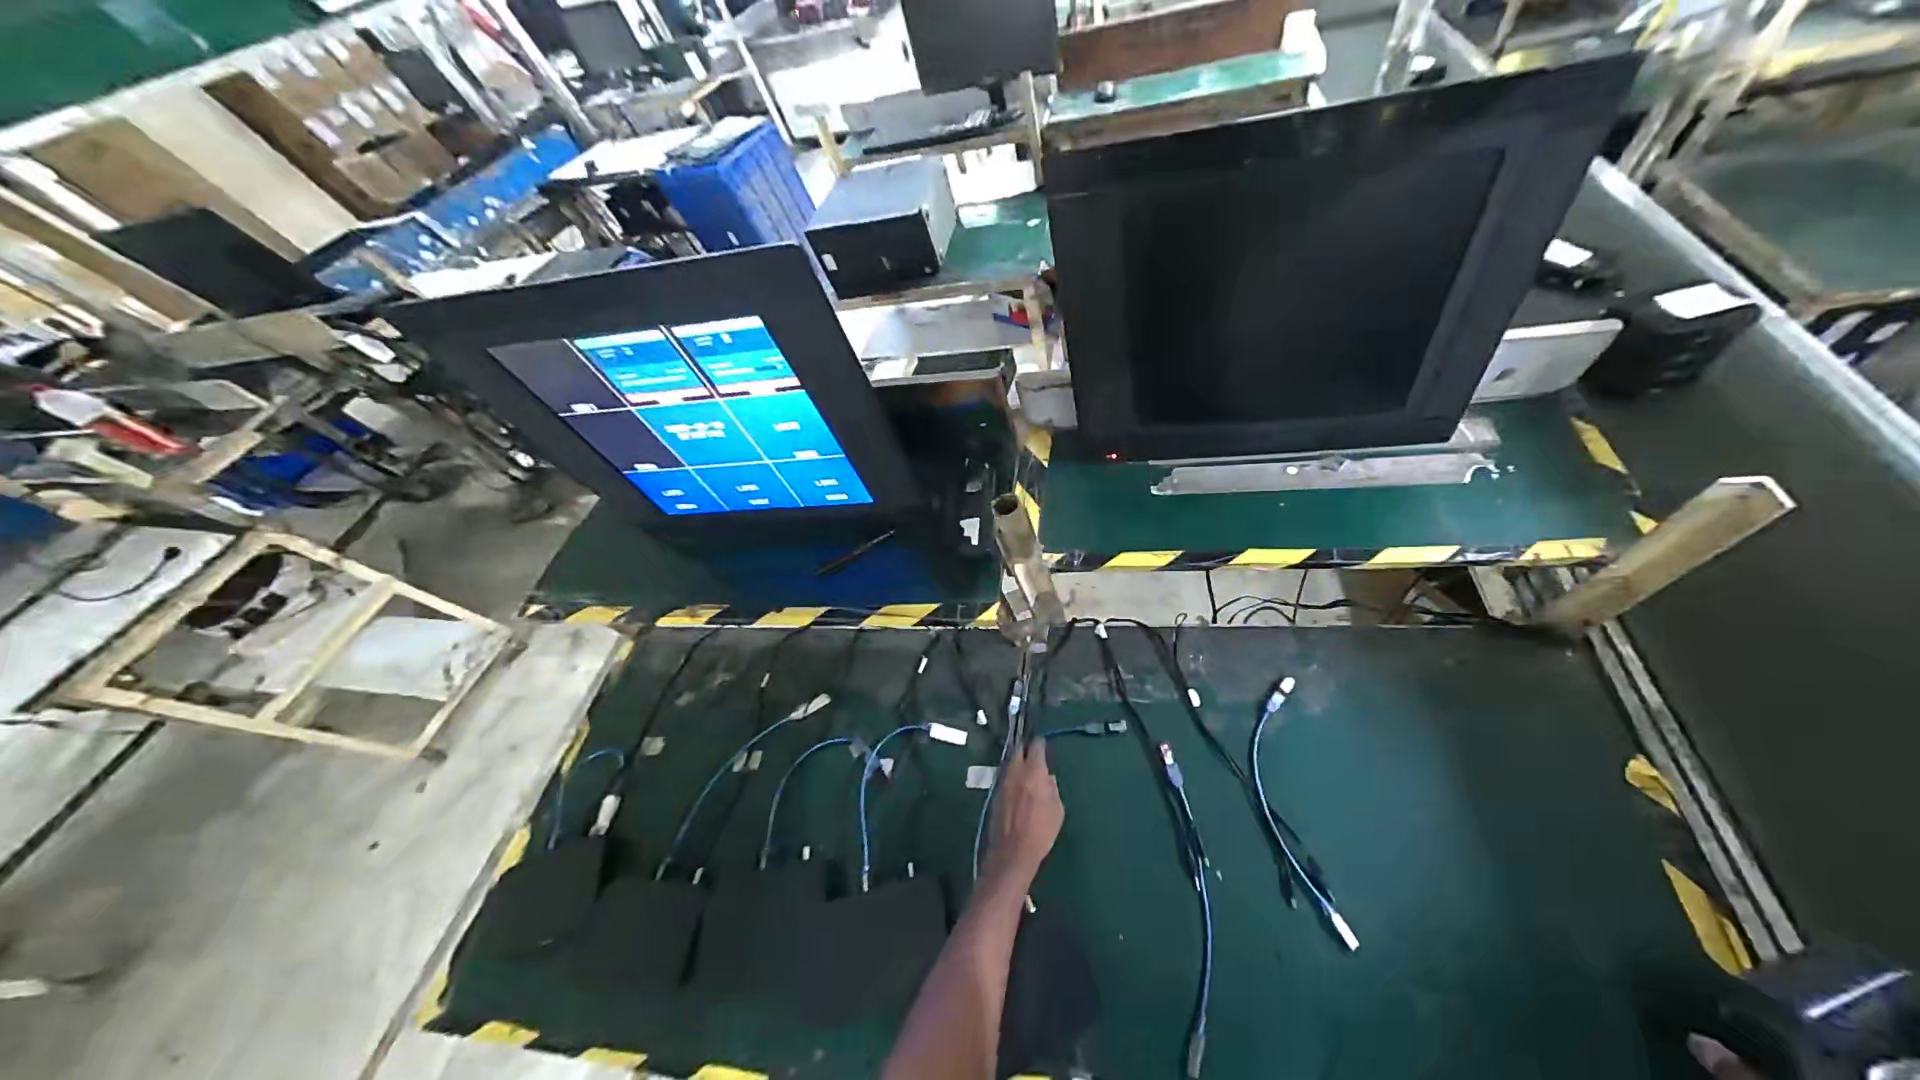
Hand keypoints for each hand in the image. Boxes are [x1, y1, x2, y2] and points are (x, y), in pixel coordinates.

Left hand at [985, 739, 1062, 888]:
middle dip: (1025, 746)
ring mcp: (1002, 780)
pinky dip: (1011, 772)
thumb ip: (1052, 788)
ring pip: (1009, 760)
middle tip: (1032, 750)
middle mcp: (1015, 771)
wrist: (1012, 851)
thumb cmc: (1041, 831)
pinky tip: (1016, 780)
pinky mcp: (995, 791)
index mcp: (1034, 772)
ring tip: (1025, 764)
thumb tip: (1046, 778)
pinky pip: (1004, 774)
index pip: (1036, 746)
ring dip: (1017, 759)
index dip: (1040, 743)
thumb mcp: (1057, 809)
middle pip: (1018, 748)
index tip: (1043, 744)